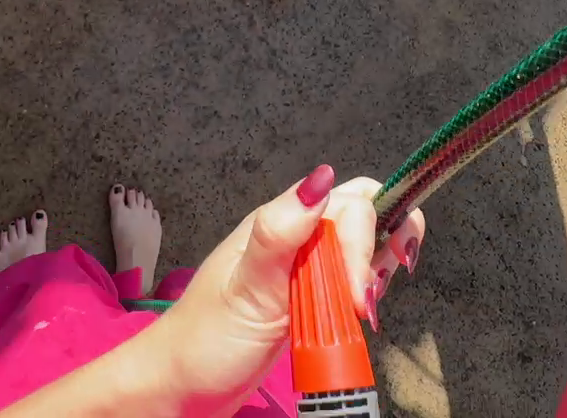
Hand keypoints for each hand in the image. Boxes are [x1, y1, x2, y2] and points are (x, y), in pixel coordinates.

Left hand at [145, 167, 426, 416]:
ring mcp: (304, 265)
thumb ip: (282, 231)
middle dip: (382, 244)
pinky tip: (358, 316)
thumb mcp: (246, 286)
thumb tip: (321, 178)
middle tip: (369, 296)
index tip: (356, 296)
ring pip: (362, 243)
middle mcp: (297, 233)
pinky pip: (351, 277)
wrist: (184, 387)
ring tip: (362, 310)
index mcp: (280, 220)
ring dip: (376, 270)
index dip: (363, 243)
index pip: (347, 203)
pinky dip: (365, 291)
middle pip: (360, 212)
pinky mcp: (310, 295)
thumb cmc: (208, 337)